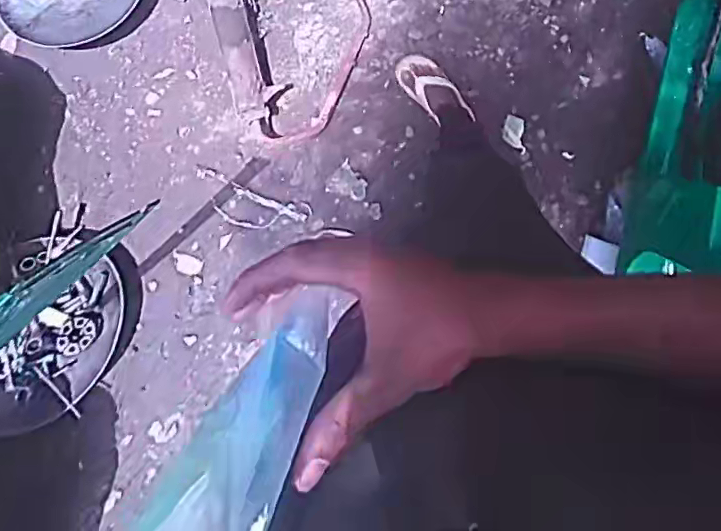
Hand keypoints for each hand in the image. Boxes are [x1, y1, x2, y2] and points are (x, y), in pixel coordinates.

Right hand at [225, 239, 485, 491]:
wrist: (490, 311)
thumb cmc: (436, 334)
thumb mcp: (386, 377)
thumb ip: (344, 418)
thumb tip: (305, 469)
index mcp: (356, 265)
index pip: (294, 263)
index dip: (258, 282)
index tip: (231, 306)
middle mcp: (365, 251)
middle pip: (306, 252)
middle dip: (271, 275)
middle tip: (245, 305)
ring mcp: (382, 255)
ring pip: (327, 255)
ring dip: (298, 274)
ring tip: (274, 301)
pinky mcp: (394, 266)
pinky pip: (343, 263)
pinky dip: (321, 279)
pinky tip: (324, 308)